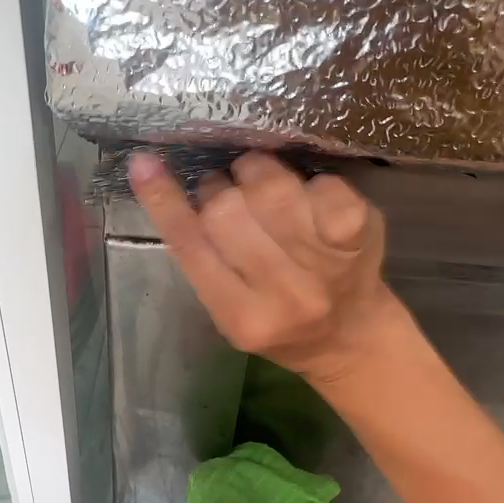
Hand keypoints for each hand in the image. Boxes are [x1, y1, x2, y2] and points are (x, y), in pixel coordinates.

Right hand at [130, 151, 398, 386]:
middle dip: (218, 189)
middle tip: (225, 191)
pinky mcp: (359, 235)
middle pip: (226, 212)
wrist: (351, 339)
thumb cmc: (279, 321)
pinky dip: (310, 182)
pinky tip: (308, 198)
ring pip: (272, 190)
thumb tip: (168, 188)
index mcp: (240, 317)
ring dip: (258, 173)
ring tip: (260, 185)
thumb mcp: (229, 308)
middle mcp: (283, 295)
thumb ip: (204, 259)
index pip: (191, 247)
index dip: (164, 201)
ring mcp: (324, 265)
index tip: (144, 164)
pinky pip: (322, 185)